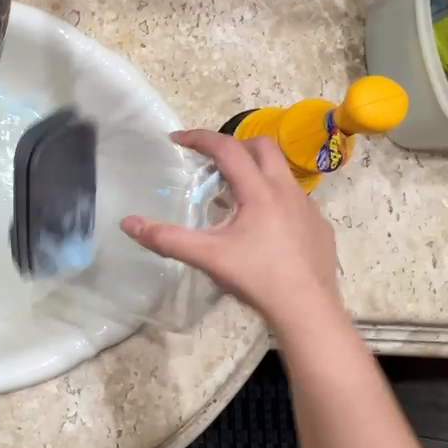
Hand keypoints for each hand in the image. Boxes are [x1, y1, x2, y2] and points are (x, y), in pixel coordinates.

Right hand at [122, 130, 342, 325]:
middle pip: (262, 146)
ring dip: (255, 171)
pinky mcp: (319, 225)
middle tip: (211, 162)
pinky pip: (294, 198)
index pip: (227, 148)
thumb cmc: (257, 277)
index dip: (200, 138)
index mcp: (259, 191)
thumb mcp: (206, 257)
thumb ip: (166, 239)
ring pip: (281, 172)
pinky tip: (262, 226)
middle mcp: (287, 190)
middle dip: (234, 145)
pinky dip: (273, 198)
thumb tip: (128, 224)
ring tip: (233, 196)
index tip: (177, 140)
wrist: (308, 309)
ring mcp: (308, 206)